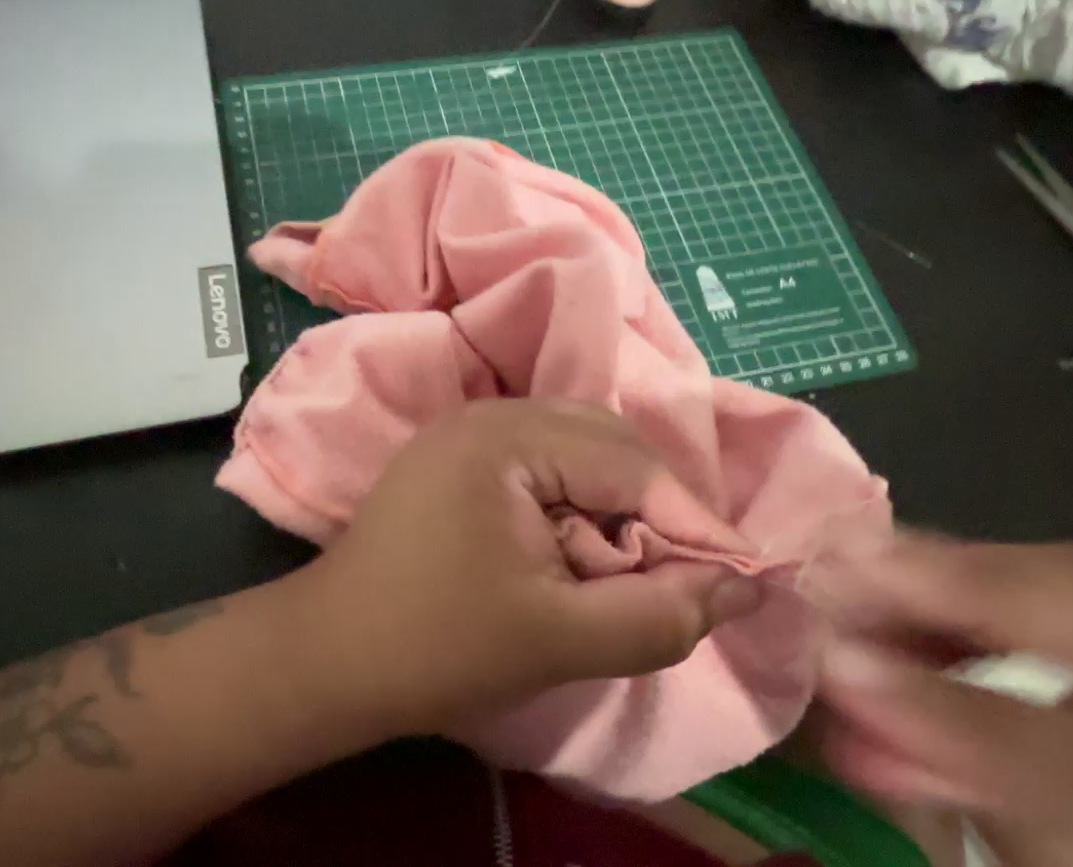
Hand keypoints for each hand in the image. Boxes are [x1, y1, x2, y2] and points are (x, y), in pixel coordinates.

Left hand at [284, 398, 758, 735]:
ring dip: (615, 508)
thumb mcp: (562, 640)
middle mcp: (488, 413)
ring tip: (622, 571)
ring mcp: (466, 431)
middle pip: (608, 445)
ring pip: (579, 453)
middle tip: (674, 579)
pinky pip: (543, 466)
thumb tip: (743, 585)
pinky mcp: (456, 460)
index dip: (693, 523)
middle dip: (652, 512)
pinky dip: (575, 506)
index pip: (632, 464)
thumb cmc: (439, 647)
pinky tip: (573, 554)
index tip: (740, 580)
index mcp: (506, 437)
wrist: (329, 658)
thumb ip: (660, 614)